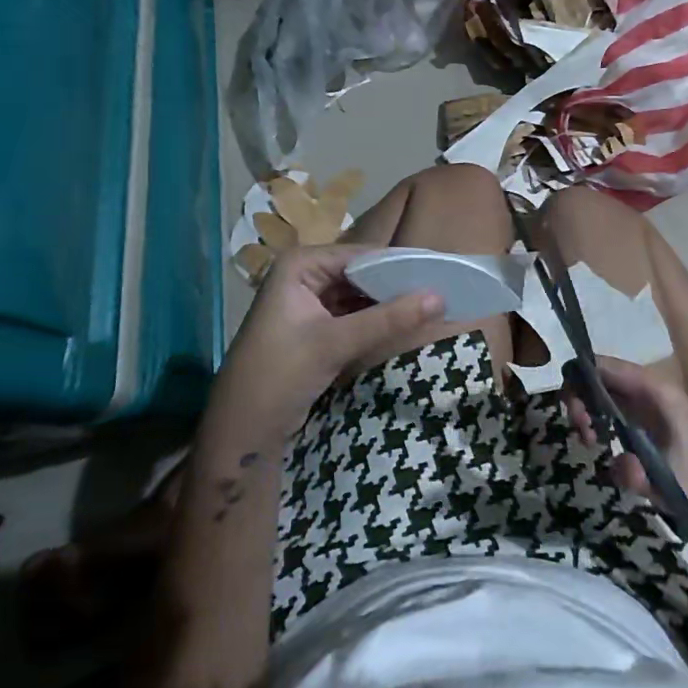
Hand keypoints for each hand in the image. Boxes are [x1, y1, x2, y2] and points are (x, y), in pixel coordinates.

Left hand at [219, 245, 442, 436]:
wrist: (241, 432)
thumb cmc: (278, 376)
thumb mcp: (334, 344)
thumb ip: (387, 319)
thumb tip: (441, 297)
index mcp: (300, 265)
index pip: (361, 255)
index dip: (401, 264)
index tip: (443, 272)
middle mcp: (305, 276)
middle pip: (362, 274)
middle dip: (397, 285)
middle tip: (445, 291)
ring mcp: (310, 303)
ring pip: (360, 296)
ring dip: (390, 304)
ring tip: (436, 306)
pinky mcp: (317, 329)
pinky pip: (355, 316)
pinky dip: (377, 322)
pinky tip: (408, 325)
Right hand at [565, 357, 687, 545]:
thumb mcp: (671, 489)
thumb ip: (640, 477)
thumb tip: (618, 461)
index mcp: (663, 395)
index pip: (613, 367)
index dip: (585, 379)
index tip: (573, 411)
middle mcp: (654, 395)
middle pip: (604, 377)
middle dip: (582, 398)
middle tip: (580, 431)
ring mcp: (649, 409)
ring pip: (604, 393)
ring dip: (587, 411)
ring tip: (589, 442)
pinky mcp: (645, 426)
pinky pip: (611, 411)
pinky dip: (597, 423)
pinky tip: (598, 447)